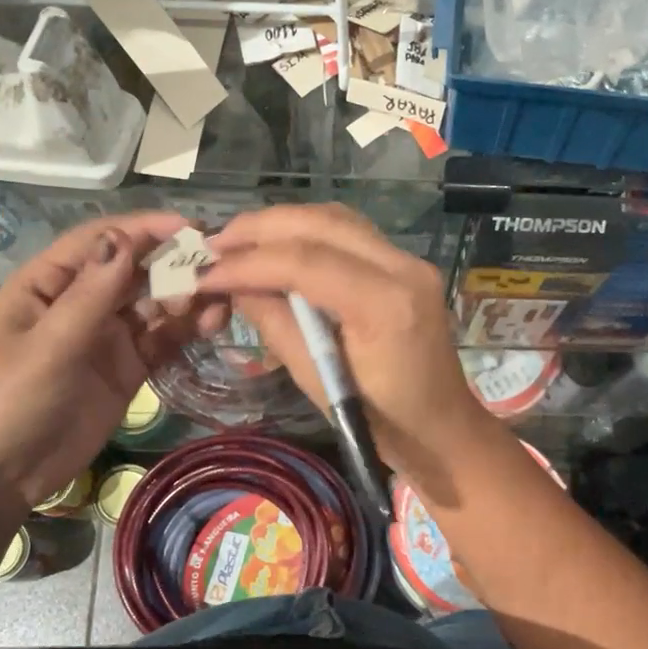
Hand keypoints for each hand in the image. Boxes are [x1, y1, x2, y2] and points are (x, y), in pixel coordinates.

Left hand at [0, 212, 199, 506]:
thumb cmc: (7, 402)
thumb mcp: (47, 346)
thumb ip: (91, 295)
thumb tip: (125, 238)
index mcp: (47, 284)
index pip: (100, 242)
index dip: (144, 230)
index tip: (190, 228)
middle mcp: (81, 302)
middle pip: (135, 269)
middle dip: (175, 263)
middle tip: (219, 267)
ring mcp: (107, 336)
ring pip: (155, 303)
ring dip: (188, 297)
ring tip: (222, 300)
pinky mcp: (128, 368)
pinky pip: (163, 339)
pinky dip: (188, 329)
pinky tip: (214, 324)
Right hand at [196, 204, 501, 483]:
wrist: (442, 429)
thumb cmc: (382, 423)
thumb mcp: (319, 383)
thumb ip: (277, 325)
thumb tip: (233, 286)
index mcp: (385, 305)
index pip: (305, 261)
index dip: (248, 262)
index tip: (204, 272)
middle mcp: (404, 268)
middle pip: (322, 223)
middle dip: (261, 228)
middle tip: (213, 245)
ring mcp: (411, 262)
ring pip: (337, 219)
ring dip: (284, 224)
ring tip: (238, 243)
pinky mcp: (408, 266)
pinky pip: (352, 233)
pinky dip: (310, 233)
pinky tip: (278, 248)